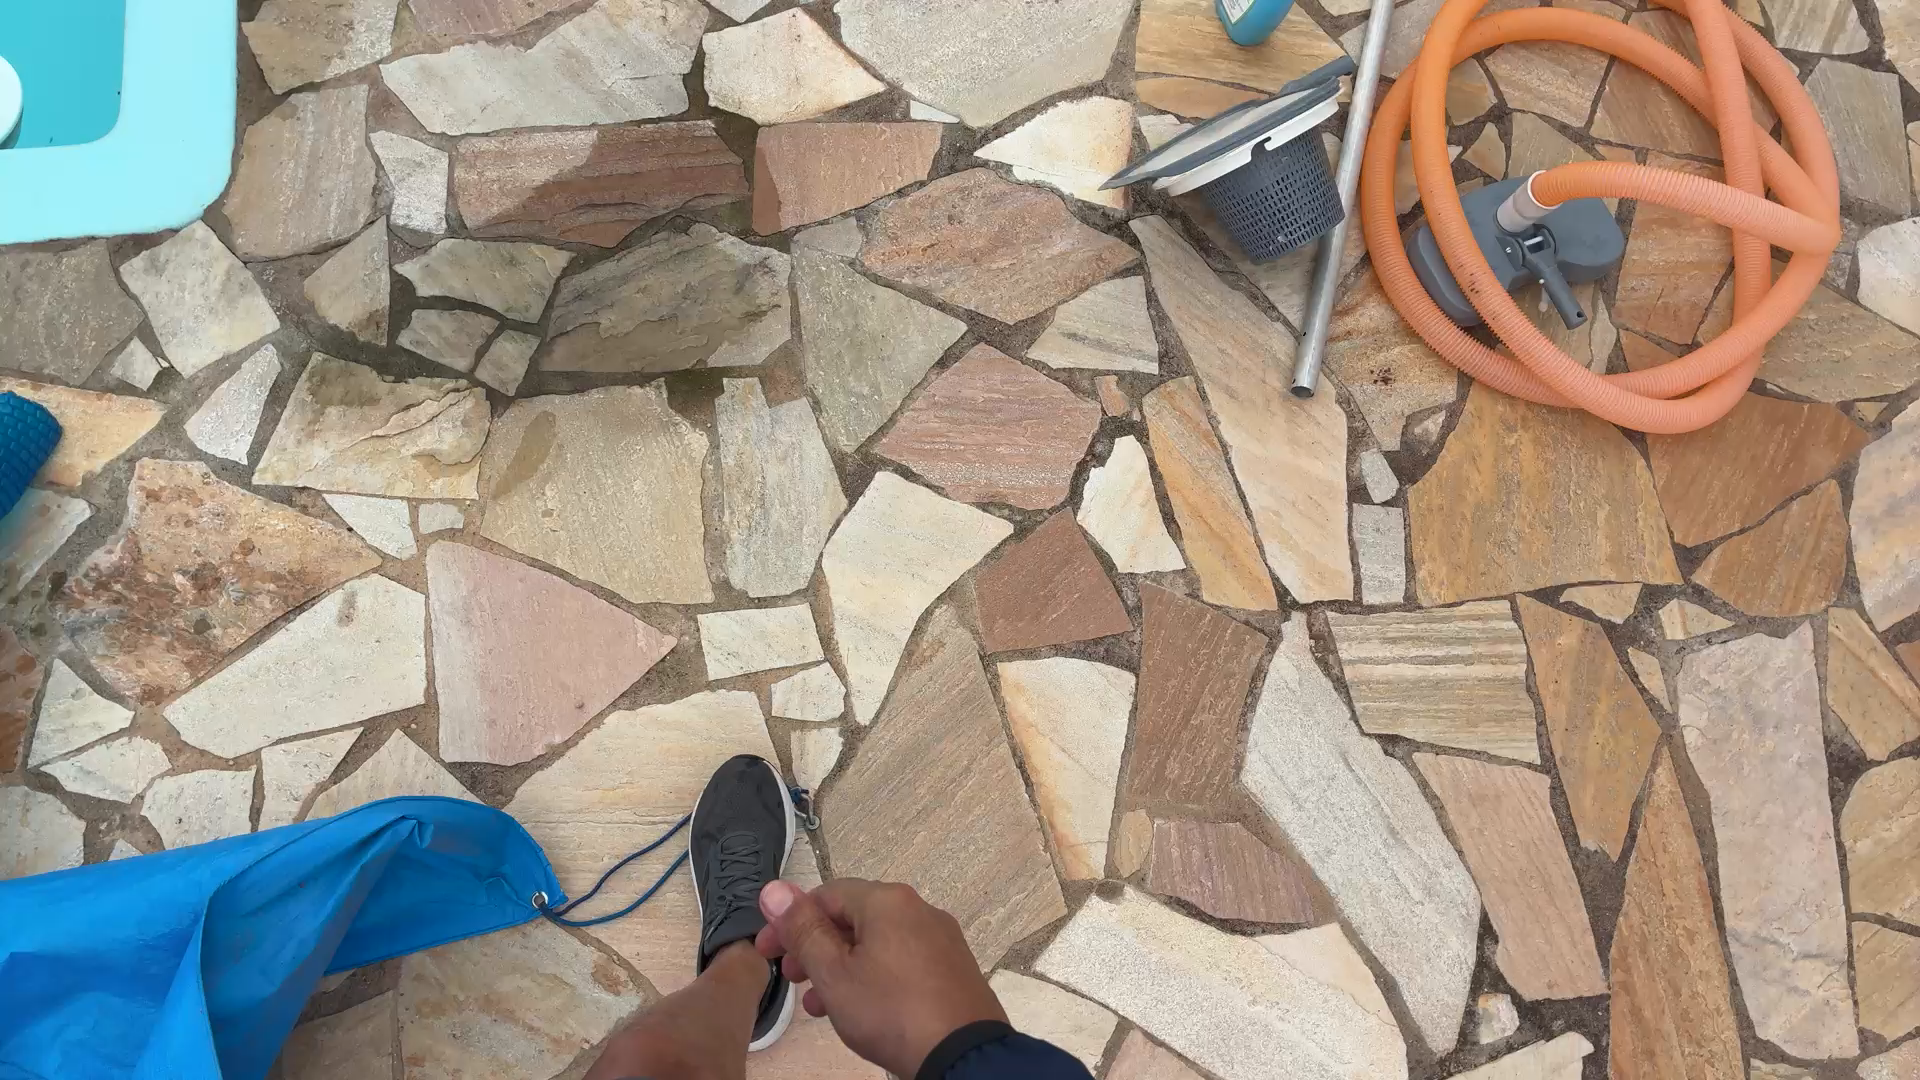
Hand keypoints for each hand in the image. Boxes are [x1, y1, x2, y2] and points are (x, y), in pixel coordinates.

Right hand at [755, 879, 1006, 1077]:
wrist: (963, 1052)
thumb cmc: (891, 1009)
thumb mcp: (835, 974)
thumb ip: (803, 931)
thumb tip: (773, 889)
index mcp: (887, 899)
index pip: (827, 893)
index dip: (791, 920)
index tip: (766, 952)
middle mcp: (915, 906)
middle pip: (853, 915)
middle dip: (815, 945)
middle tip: (789, 977)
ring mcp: (937, 934)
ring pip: (876, 940)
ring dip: (841, 964)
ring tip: (816, 1003)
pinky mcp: (950, 963)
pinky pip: (900, 957)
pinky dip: (872, 973)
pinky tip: (858, 1007)